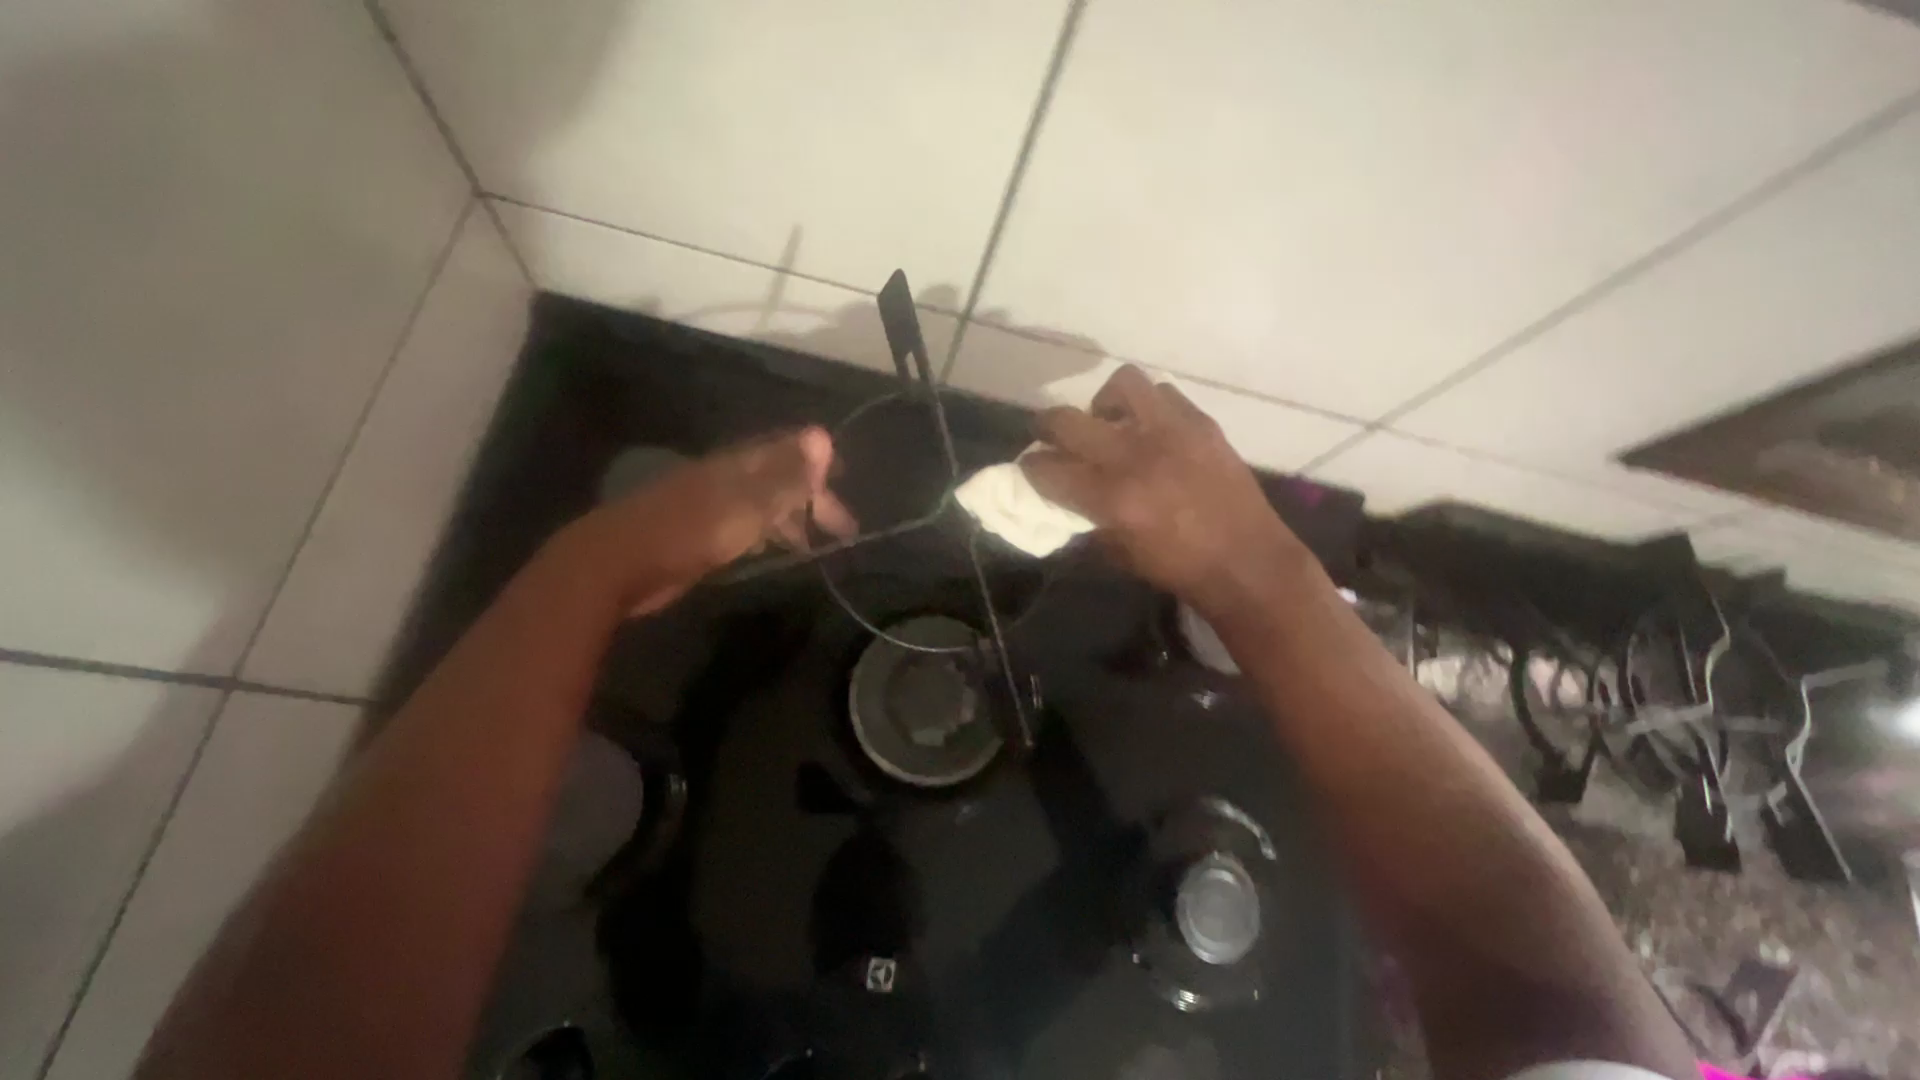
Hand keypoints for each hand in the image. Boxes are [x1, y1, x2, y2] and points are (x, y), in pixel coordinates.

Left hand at [571, 427, 856, 614]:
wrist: (619, 564)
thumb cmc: (690, 531)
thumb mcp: (748, 504)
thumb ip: (787, 475)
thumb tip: (823, 434)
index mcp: (737, 465)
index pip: (787, 452)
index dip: (818, 465)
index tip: (845, 484)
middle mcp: (723, 478)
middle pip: (776, 480)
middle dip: (810, 498)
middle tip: (841, 529)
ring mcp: (707, 506)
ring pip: (760, 505)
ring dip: (790, 519)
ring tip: (814, 545)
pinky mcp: (694, 535)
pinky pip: (742, 527)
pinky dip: (765, 534)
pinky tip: (771, 552)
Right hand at [1022, 366, 1305, 615]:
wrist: (1247, 561)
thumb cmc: (1179, 568)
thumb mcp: (1119, 554)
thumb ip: (1088, 521)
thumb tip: (1066, 500)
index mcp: (1110, 498)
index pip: (1046, 469)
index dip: (1030, 468)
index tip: (1031, 469)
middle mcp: (1134, 456)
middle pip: (1065, 420)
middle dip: (1046, 428)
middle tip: (1052, 438)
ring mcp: (1170, 432)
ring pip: (1120, 384)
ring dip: (1105, 403)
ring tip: (1111, 423)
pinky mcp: (1201, 423)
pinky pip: (1163, 394)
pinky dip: (1149, 407)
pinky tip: (1152, 430)